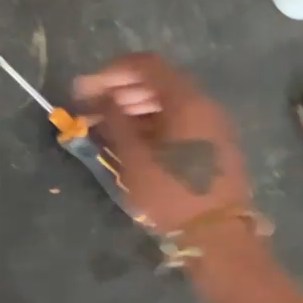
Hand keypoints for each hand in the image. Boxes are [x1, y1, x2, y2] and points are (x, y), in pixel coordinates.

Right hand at [74, 54, 253, 233]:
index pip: (144, 64)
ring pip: (167, 101)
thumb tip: (100, 96)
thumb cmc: (170, 193)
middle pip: (156, 81)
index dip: (110, 71)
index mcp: (185, 101)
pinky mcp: (213, 144)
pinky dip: (151, 122)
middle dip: (119, 90)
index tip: (85, 89)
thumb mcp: (133, 156)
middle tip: (90, 108)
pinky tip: (130, 141)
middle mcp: (203, 105)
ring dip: (133, 107)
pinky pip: (178, 120)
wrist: (217, 237)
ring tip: (105, 127)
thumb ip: (114, 118)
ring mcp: (212, 125)